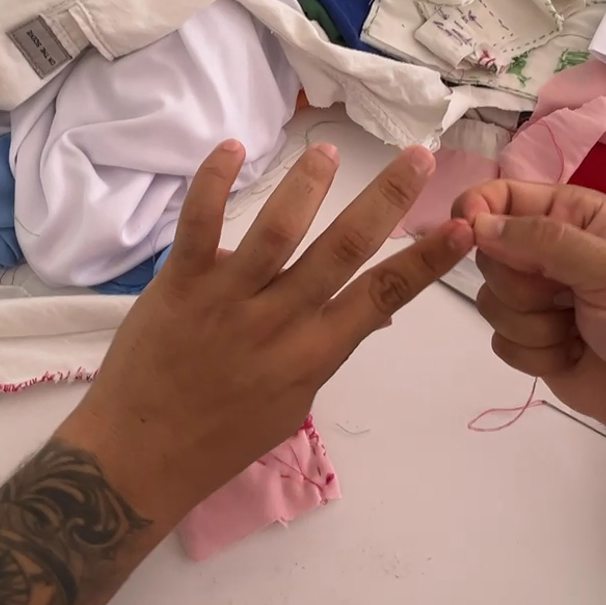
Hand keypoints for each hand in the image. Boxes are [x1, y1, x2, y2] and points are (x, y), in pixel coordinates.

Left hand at [61, 140, 473, 518]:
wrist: (142, 456)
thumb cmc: (223, 436)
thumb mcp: (294, 402)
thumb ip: (328, 349)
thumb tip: (372, 310)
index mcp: (314, 353)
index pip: (384, 295)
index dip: (428, 259)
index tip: (463, 226)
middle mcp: (280, 320)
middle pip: (344, 249)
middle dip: (387, 199)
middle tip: (417, 155)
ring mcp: (229, 298)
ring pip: (279, 229)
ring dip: (308, 183)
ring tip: (328, 152)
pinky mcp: (181, 282)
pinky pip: (199, 222)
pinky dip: (214, 181)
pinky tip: (232, 148)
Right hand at [454, 180, 605, 460]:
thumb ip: (544, 242)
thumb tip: (475, 223)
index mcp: (575, 218)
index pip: (505, 196)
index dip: (479, 210)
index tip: (465, 230)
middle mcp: (551, 254)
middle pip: (489, 254)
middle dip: (518, 282)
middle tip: (563, 297)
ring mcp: (542, 302)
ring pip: (490, 300)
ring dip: (530, 322)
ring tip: (577, 331)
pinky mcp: (537, 345)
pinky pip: (501, 341)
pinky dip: (533, 353)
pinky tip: (572, 356)